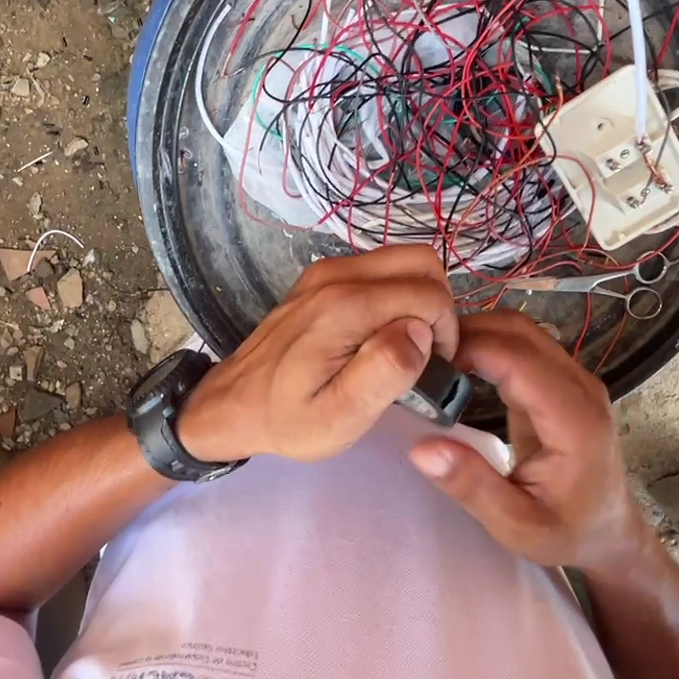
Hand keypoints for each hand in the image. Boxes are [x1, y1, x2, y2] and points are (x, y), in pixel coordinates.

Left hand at [177, 245, 457, 463]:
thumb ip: (384, 371)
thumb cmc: (287, 418)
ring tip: (403, 345)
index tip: (430, 368)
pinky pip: (379, 269)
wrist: (233, 403)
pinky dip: (396, 294)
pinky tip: (380, 334)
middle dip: (438, 305)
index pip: (430, 295)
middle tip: (424, 352)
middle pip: (422, 262)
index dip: (444, 332)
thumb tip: (420, 331)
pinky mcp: (321, 277)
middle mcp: (337, 275)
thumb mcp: (339, 416)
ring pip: (403, 260)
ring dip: (418, 298)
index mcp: (346, 306)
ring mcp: (327, 271)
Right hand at [406, 311, 652, 571]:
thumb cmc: (566, 532)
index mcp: (574, 419)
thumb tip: (420, 449)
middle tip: (418, 353)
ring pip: (517, 328)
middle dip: (464, 331)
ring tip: (431, 356)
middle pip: (517, 330)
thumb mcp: (516, 526)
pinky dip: (484, 342)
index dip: (468, 348)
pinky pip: (519, 343)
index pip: (515, 357)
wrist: (610, 534)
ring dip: (473, 332)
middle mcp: (579, 386)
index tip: (423, 362)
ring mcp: (572, 378)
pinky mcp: (559, 379)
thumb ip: (472, 487)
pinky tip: (455, 362)